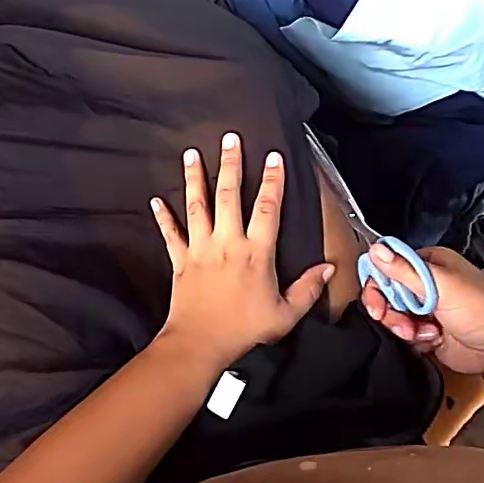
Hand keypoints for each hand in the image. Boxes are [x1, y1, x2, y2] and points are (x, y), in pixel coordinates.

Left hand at [151, 133, 334, 369]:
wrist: (201, 343)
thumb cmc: (244, 330)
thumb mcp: (286, 314)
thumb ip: (308, 289)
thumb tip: (327, 269)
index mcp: (256, 253)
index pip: (267, 208)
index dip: (273, 181)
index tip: (274, 157)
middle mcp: (227, 243)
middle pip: (230, 195)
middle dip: (231, 164)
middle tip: (229, 139)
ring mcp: (201, 250)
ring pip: (198, 206)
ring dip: (195, 179)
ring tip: (192, 154)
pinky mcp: (181, 261)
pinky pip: (170, 234)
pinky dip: (163, 217)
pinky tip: (156, 200)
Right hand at [359, 244, 483, 376]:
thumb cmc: (482, 310)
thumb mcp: (440, 285)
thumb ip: (404, 270)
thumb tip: (376, 249)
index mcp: (431, 263)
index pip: (390, 266)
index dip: (379, 285)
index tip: (377, 304)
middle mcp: (428, 284)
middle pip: (388, 294)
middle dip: (392, 312)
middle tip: (402, 323)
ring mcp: (428, 309)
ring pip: (394, 317)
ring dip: (404, 328)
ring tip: (425, 333)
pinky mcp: (428, 332)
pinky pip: (405, 335)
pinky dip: (414, 340)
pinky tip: (433, 340)